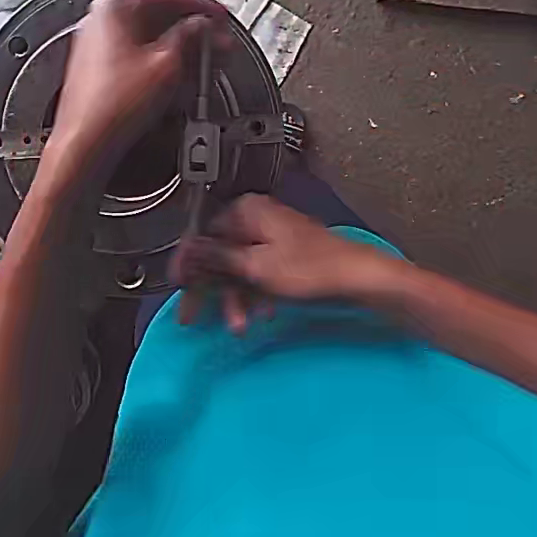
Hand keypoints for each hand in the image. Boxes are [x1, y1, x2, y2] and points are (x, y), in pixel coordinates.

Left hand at [46, 0, 231, 175]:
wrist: (86, 141)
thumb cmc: (113, 105)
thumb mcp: (167, 64)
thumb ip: (190, 36)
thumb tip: (202, 26)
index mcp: (114, 8)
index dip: (201, 7)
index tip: (219, 17)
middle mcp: (101, 21)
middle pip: (159, 18)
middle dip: (193, 32)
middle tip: (217, 42)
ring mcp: (98, 45)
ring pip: (150, 39)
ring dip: (180, 49)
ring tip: (205, 62)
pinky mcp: (100, 68)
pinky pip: (139, 56)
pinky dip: (162, 63)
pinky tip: (181, 76)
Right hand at [171, 194, 400, 332]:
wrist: (358, 278)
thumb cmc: (309, 268)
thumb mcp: (256, 267)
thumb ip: (216, 258)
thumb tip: (184, 250)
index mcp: (246, 211)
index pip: (202, 234)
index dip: (188, 263)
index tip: (178, 288)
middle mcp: (254, 218)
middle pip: (218, 253)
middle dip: (211, 288)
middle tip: (193, 317)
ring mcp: (269, 236)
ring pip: (236, 267)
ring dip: (234, 297)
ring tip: (239, 325)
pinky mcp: (282, 254)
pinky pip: (255, 273)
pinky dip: (252, 294)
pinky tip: (260, 314)